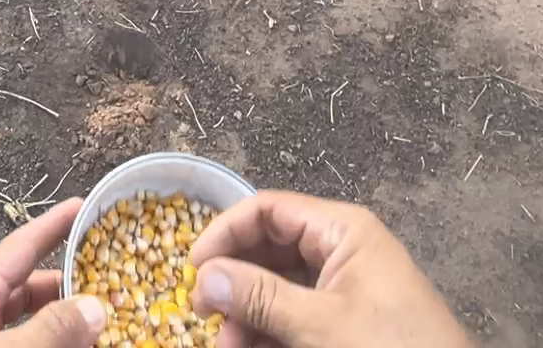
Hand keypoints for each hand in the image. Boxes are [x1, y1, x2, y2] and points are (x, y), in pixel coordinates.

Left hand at [0, 197, 108, 347]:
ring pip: (40, 330)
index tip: (84, 205)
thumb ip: (51, 332)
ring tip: (114, 323)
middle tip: (114, 277)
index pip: (20, 249)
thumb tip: (96, 306)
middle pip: (34, 292)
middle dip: (73, 285)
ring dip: (72, 328)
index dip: (52, 226)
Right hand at [187, 191, 470, 347]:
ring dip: (247, 314)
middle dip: (235, 280)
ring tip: (226, 344)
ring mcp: (346, 288)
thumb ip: (261, 298)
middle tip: (203, 314)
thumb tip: (203, 276)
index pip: (268, 209)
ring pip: (278, 287)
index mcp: (342, 230)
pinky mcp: (349, 323)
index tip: (193, 267)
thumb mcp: (322, 326)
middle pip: (269, 248)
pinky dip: (269, 331)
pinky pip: (296, 316)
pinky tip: (249, 347)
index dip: (226, 231)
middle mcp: (341, 249)